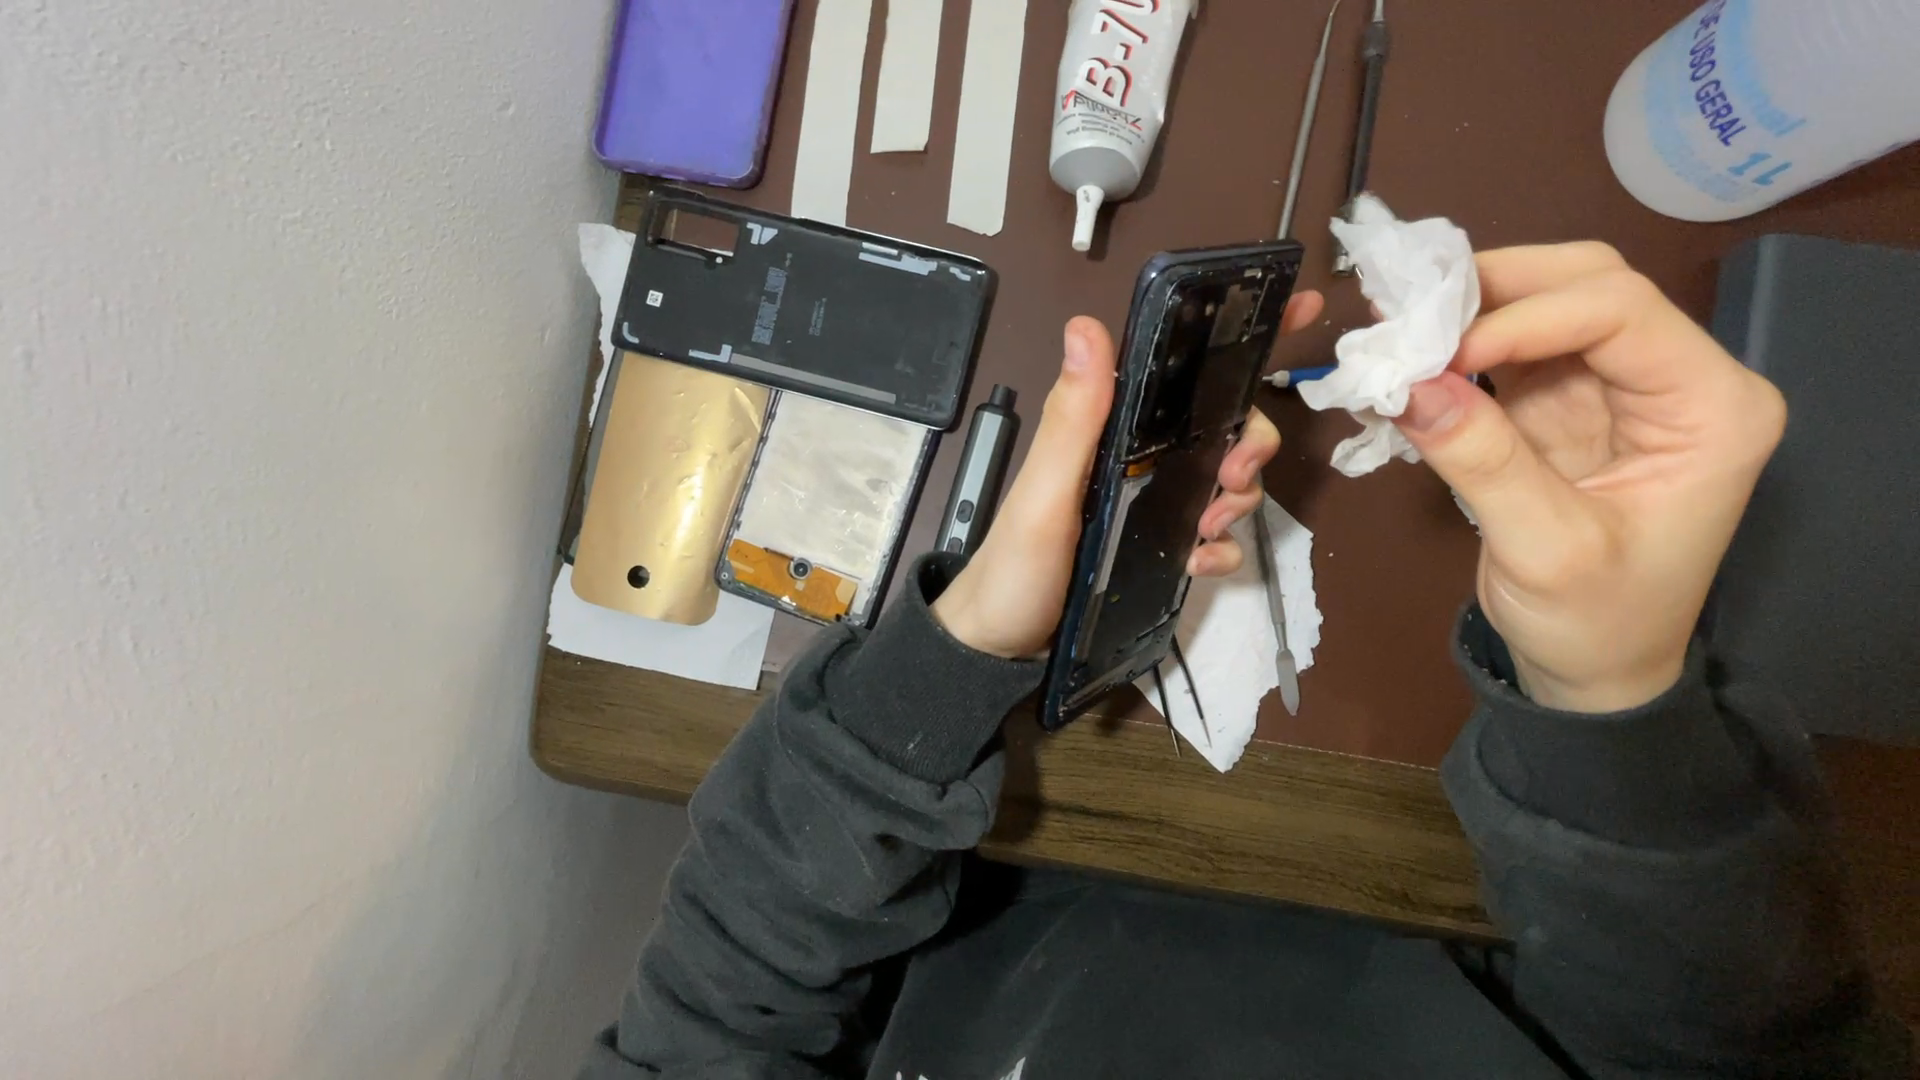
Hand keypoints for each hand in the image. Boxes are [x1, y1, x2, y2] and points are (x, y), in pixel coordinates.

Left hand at [933, 292, 1326, 658]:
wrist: (1006, 647)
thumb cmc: (1016, 568)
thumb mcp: (1042, 495)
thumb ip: (1071, 421)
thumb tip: (1088, 327)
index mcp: (1108, 431)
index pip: (1174, 370)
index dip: (1237, 339)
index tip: (1302, 305)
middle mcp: (1136, 458)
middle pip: (1221, 425)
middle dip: (1248, 440)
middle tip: (1235, 474)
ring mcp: (1151, 503)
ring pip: (1227, 479)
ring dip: (1238, 497)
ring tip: (1207, 526)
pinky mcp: (1159, 547)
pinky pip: (1215, 537)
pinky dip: (1223, 549)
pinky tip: (1202, 564)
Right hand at [1394, 243, 1784, 712]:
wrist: (1591, 665)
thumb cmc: (1593, 619)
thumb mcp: (1545, 549)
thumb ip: (1483, 462)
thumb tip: (1407, 387)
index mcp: (1707, 407)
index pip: (1620, 312)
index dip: (1523, 318)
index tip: (1434, 356)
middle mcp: (1666, 379)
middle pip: (1586, 284)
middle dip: (1492, 286)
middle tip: (1403, 307)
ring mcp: (1605, 389)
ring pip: (1539, 305)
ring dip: (1464, 309)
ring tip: (1392, 323)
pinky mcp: (1552, 407)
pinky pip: (1501, 353)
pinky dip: (1450, 349)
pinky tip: (1404, 356)